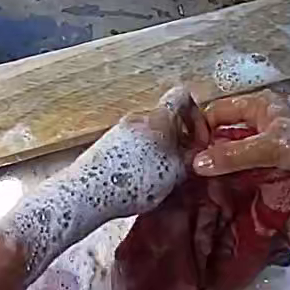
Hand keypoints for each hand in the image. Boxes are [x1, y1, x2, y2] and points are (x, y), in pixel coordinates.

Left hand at [69, 84, 194, 221]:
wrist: (88, 193)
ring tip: (164, 176)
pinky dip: (143, 158)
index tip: (200, 136)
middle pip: (167, 119)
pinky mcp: (107, 145)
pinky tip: (143, 180)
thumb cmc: (132, 181)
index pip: (182, 96)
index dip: (196, 114)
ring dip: (161, 150)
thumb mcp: (175, 173)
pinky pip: (133, 146)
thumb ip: (190, 159)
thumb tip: (198, 153)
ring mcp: (121, 130)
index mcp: (159, 118)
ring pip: (150, 135)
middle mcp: (139, 118)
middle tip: (186, 162)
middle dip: (179, 139)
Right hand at [191, 90, 289, 194]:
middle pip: (233, 132)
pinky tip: (245, 191)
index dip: (202, 129)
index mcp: (263, 103)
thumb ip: (232, 156)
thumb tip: (196, 164)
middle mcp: (271, 115)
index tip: (188, 154)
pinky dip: (254, 176)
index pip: (219, 111)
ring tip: (218, 187)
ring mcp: (284, 137)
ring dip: (236, 167)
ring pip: (249, 151)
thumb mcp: (271, 148)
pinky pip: (265, 165)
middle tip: (200, 175)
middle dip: (217, 152)